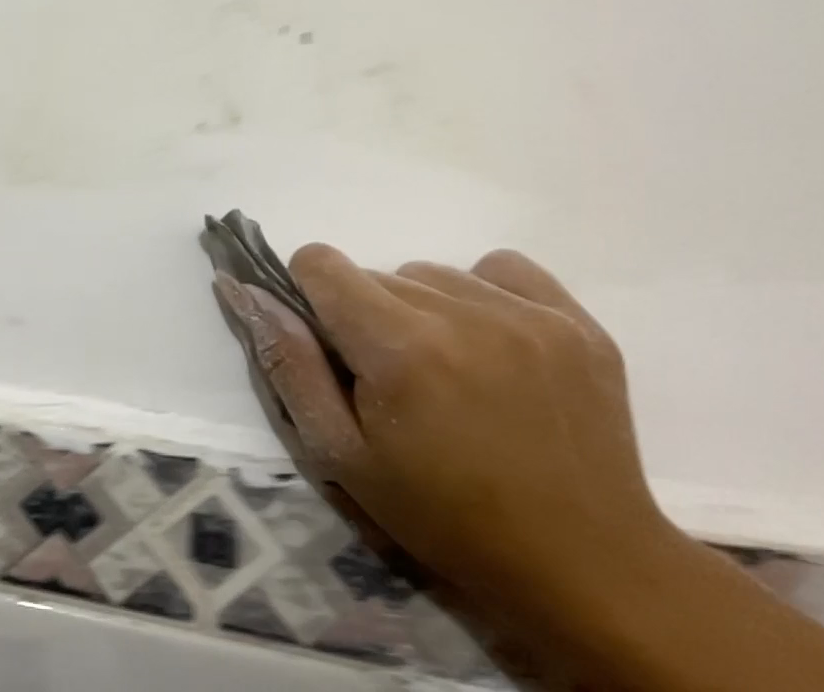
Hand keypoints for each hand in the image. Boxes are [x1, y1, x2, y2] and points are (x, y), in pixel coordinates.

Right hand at [214, 248, 672, 619]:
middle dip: (364, 315)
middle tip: (390, 382)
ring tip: (445, 371)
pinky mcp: (578, 322)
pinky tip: (491, 345)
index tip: (329, 348)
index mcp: (398, 347)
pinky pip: (502, 268)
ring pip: (432, 273)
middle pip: (374, 273)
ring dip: (420, 308)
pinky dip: (481, 293)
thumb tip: (242, 290)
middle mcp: (463, 313)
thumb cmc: (440, 513)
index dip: (307, 297)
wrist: (580, 561)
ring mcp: (529, 314)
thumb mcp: (338, 452)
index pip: (318, 263)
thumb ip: (287, 363)